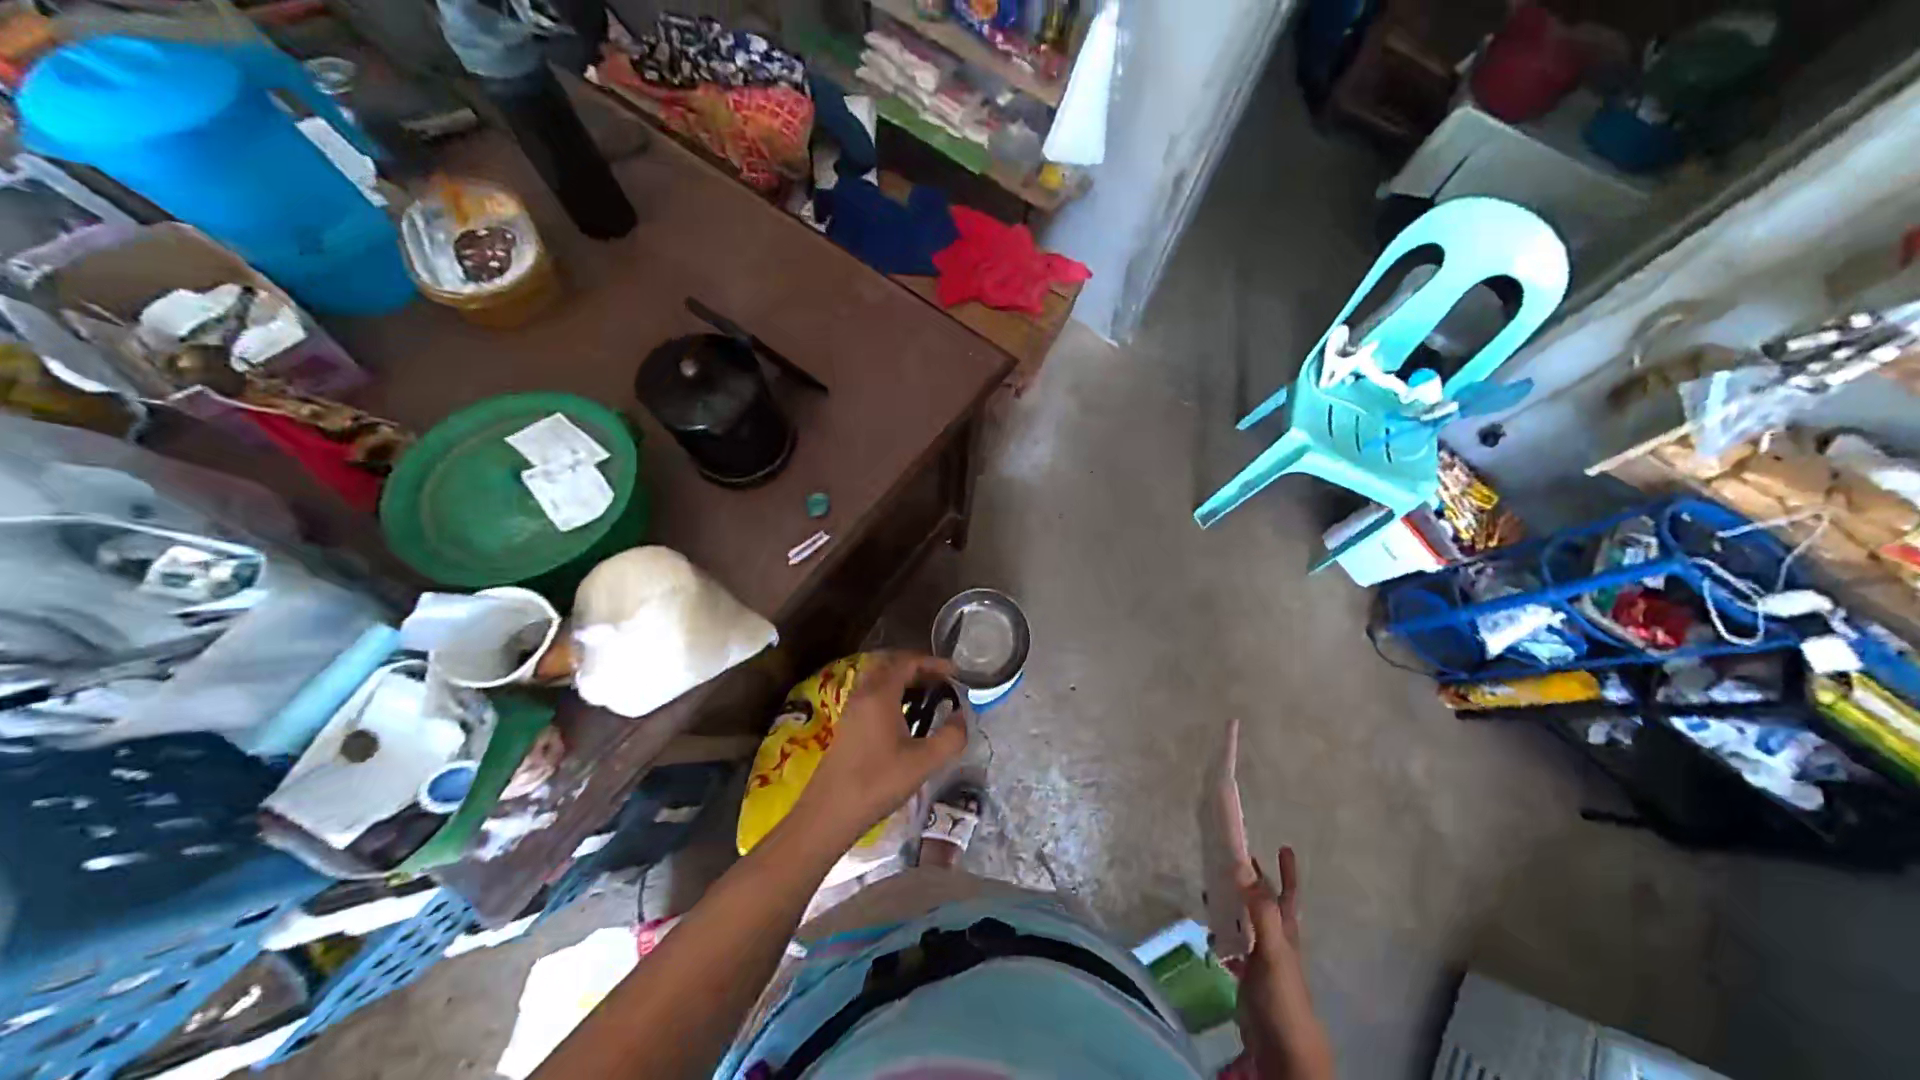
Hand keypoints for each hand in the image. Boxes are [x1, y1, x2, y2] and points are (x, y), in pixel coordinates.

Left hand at [791, 651, 966, 842]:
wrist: (829, 813)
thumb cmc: (877, 783)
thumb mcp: (923, 762)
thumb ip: (950, 736)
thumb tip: (962, 717)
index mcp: (879, 695)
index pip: (907, 662)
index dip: (933, 663)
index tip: (956, 673)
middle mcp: (862, 694)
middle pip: (890, 665)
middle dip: (918, 668)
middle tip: (943, 682)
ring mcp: (851, 710)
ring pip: (879, 681)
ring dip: (904, 682)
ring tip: (930, 698)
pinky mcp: (848, 726)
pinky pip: (872, 697)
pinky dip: (892, 696)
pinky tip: (907, 720)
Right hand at [1236, 846, 1333, 1079]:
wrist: (1282, 1049)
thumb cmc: (1282, 996)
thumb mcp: (1273, 950)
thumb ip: (1259, 910)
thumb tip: (1242, 865)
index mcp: (1284, 932)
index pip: (1287, 894)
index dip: (1287, 872)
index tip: (1284, 847)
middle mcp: (1275, 941)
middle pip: (1264, 904)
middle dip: (1253, 883)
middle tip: (1234, 860)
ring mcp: (1261, 960)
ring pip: (1247, 924)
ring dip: (1234, 906)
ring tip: (1214, 890)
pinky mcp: (1247, 978)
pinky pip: (1234, 948)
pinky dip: (1223, 937)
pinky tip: (1210, 935)